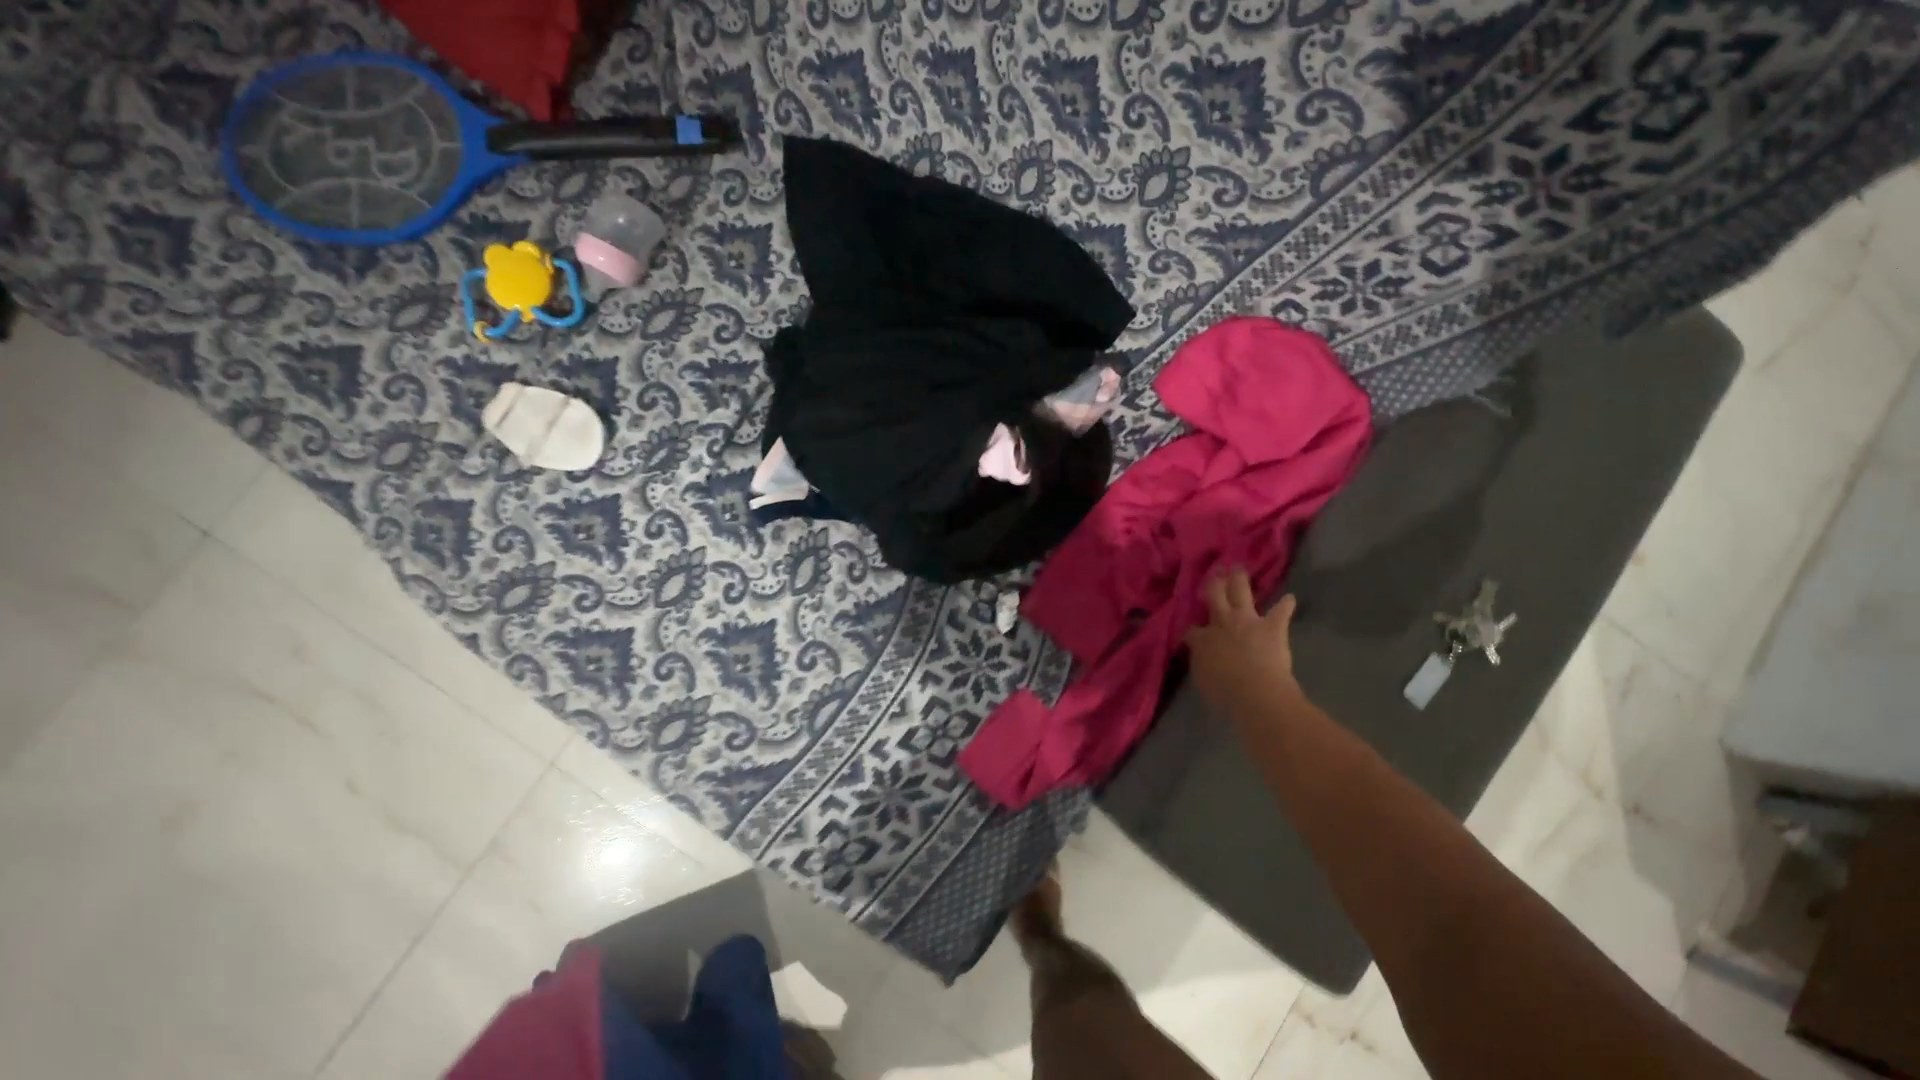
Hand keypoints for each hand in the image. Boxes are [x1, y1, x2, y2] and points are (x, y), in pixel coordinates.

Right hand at [1184, 567, 1304, 720]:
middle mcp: (1223, 621)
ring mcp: (1248, 620)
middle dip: (1214, 582)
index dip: (1193, 631)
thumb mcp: (1202, 678)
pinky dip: (1286, 605)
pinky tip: (1290, 598)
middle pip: (1214, 594)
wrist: (1256, 691)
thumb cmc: (1225, 691)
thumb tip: (1201, 654)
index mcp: (1203, 638)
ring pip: (1240, 591)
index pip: (1193, 630)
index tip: (1194, 634)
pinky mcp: (1273, 626)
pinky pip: (1281, 611)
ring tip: (1238, 568)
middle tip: (1215, 572)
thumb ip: (1201, 661)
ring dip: (1239, 579)